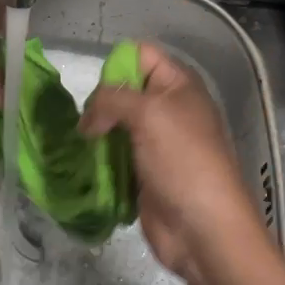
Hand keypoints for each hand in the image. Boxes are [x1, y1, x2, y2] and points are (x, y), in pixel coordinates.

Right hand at [80, 44, 284, 284]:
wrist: (204, 228)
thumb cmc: (182, 158)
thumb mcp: (148, 114)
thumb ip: (111, 100)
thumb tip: (87, 119)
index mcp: (177, 84)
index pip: (141, 55)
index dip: (118, 65)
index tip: (99, 89)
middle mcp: (167, 108)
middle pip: (124, 91)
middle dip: (101, 103)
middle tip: (87, 123)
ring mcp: (156, 143)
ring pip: (117, 126)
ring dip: (98, 135)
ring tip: (81, 145)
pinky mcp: (144, 173)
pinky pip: (116, 157)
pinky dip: (101, 160)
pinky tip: (86, 166)